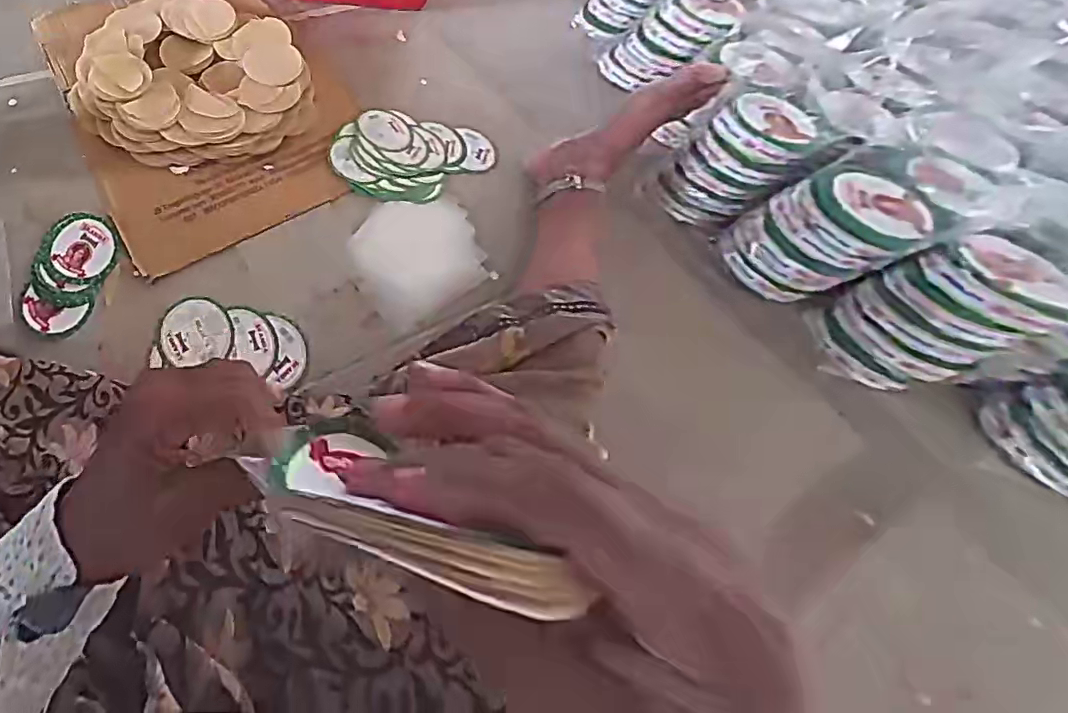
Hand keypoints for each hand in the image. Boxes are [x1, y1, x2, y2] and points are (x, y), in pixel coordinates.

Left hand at [57, 361, 283, 582]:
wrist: (78, 532)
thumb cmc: (126, 524)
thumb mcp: (183, 510)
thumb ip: (235, 477)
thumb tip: (282, 460)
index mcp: (162, 404)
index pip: (233, 391)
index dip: (267, 417)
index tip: (286, 450)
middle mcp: (161, 381)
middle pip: (232, 375)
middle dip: (263, 406)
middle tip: (281, 446)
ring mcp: (159, 384)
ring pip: (224, 376)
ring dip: (250, 404)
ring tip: (266, 442)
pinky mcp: (161, 394)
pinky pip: (210, 386)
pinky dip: (233, 405)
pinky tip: (241, 435)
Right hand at [339, 364, 801, 712]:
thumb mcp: (575, 712)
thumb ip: (492, 628)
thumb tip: (405, 547)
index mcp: (684, 584)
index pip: (559, 498)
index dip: (467, 480)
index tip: (390, 482)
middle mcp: (679, 527)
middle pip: (556, 451)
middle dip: (462, 423)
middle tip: (383, 413)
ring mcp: (666, 515)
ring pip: (563, 443)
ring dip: (481, 411)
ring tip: (416, 386)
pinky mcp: (646, 518)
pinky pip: (569, 464)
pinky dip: (510, 435)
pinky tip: (473, 413)